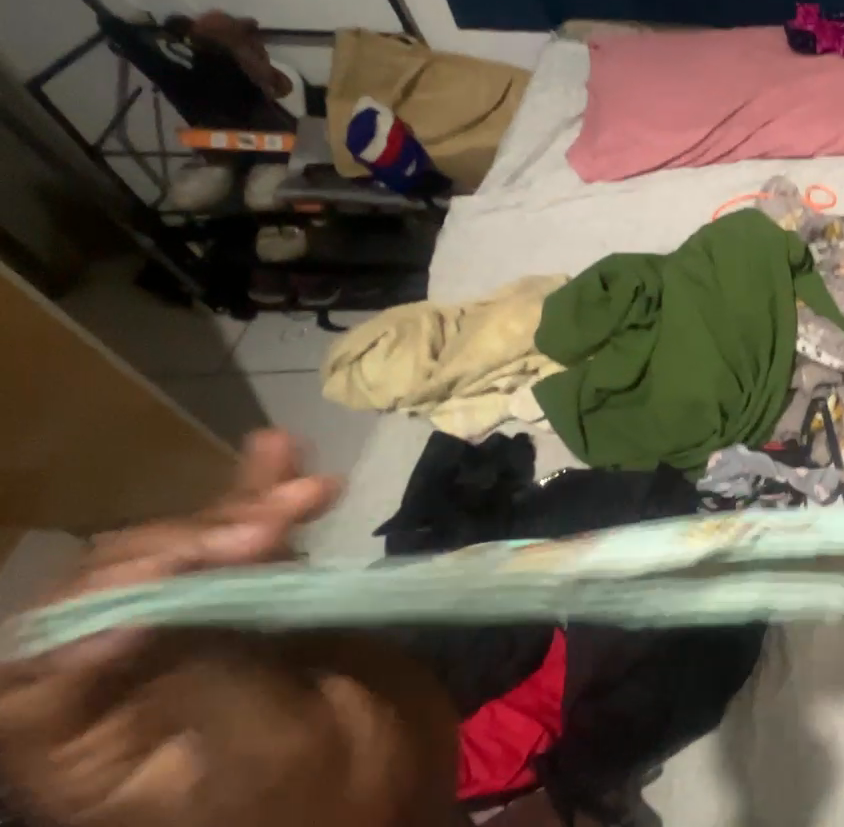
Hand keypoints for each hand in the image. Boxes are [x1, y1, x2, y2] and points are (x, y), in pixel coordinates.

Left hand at [0, 430, 457, 826]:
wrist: (408, 792)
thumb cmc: (336, 800)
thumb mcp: (274, 755)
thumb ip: (218, 679)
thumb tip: (171, 604)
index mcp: (92, 747)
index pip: (38, 670)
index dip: (92, 612)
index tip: (188, 573)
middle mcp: (129, 681)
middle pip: (115, 591)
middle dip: (188, 546)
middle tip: (269, 529)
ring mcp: (203, 631)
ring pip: (187, 551)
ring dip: (241, 508)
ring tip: (307, 491)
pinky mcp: (265, 600)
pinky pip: (251, 540)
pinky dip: (265, 491)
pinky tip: (281, 449)